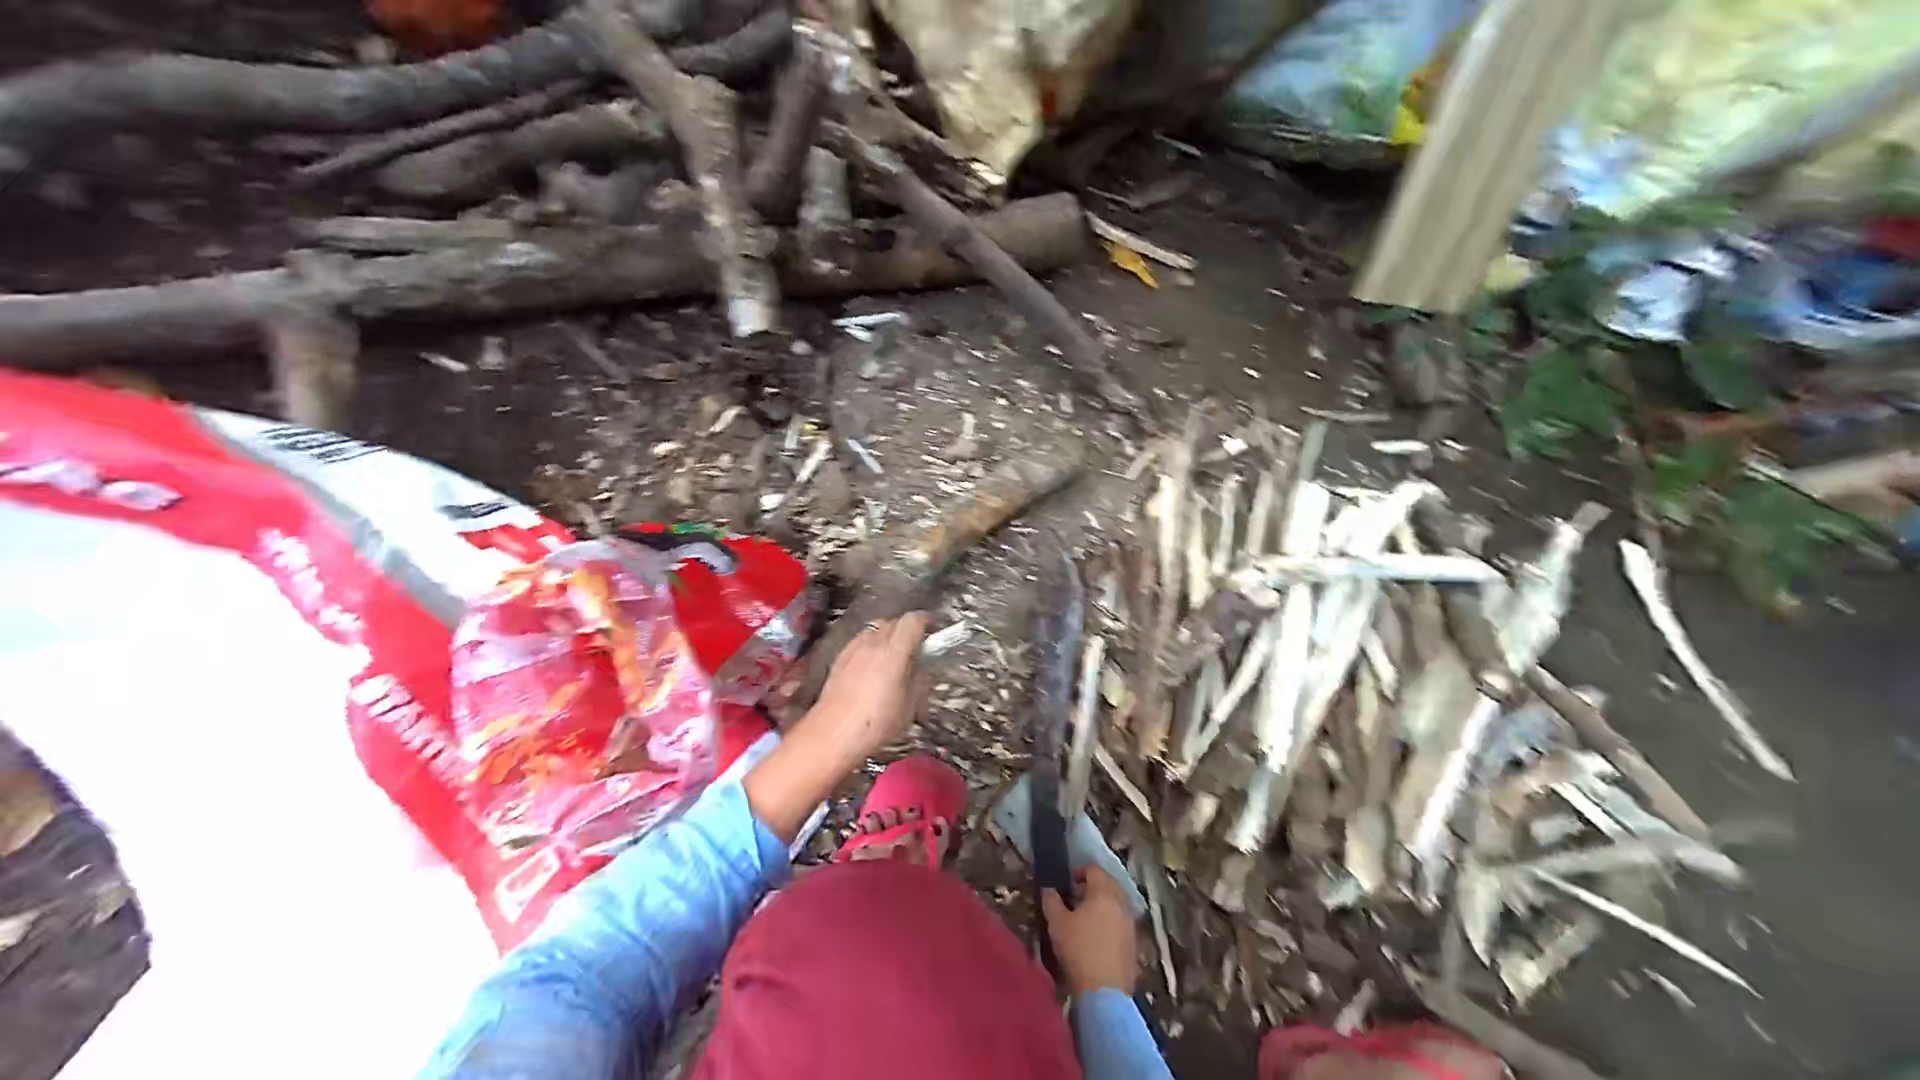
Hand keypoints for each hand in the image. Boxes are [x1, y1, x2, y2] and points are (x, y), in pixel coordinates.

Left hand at [746, 613, 926, 842]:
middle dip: (906, 629)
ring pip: (875, 629)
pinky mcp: (839, 658)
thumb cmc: (876, 723)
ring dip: (886, 636)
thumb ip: (918, 681)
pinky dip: (869, 646)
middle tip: (913, 648)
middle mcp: (873, 643)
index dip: (925, 621)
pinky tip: (870, 666)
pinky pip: (859, 642)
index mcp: (894, 652)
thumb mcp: (909, 706)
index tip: (931, 630)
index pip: (912, 621)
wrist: (833, 732)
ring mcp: (853, 648)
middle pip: (893, 622)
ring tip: (890, 656)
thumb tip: (920, 670)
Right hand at [1041, 866, 1139, 995]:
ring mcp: (1131, 923)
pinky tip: (1098, 935)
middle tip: (1076, 897)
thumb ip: (1051, 900)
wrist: (1105, 992)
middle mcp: (1121, 903)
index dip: (1080, 871)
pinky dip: (1111, 920)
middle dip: (1093, 886)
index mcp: (1104, 893)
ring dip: (1103, 903)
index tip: (1068, 881)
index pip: (1094, 870)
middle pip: (1109, 884)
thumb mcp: (1057, 923)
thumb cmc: (1079, 950)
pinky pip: (1122, 921)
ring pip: (1117, 903)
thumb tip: (1049, 888)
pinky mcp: (1135, 942)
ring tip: (1086, 916)